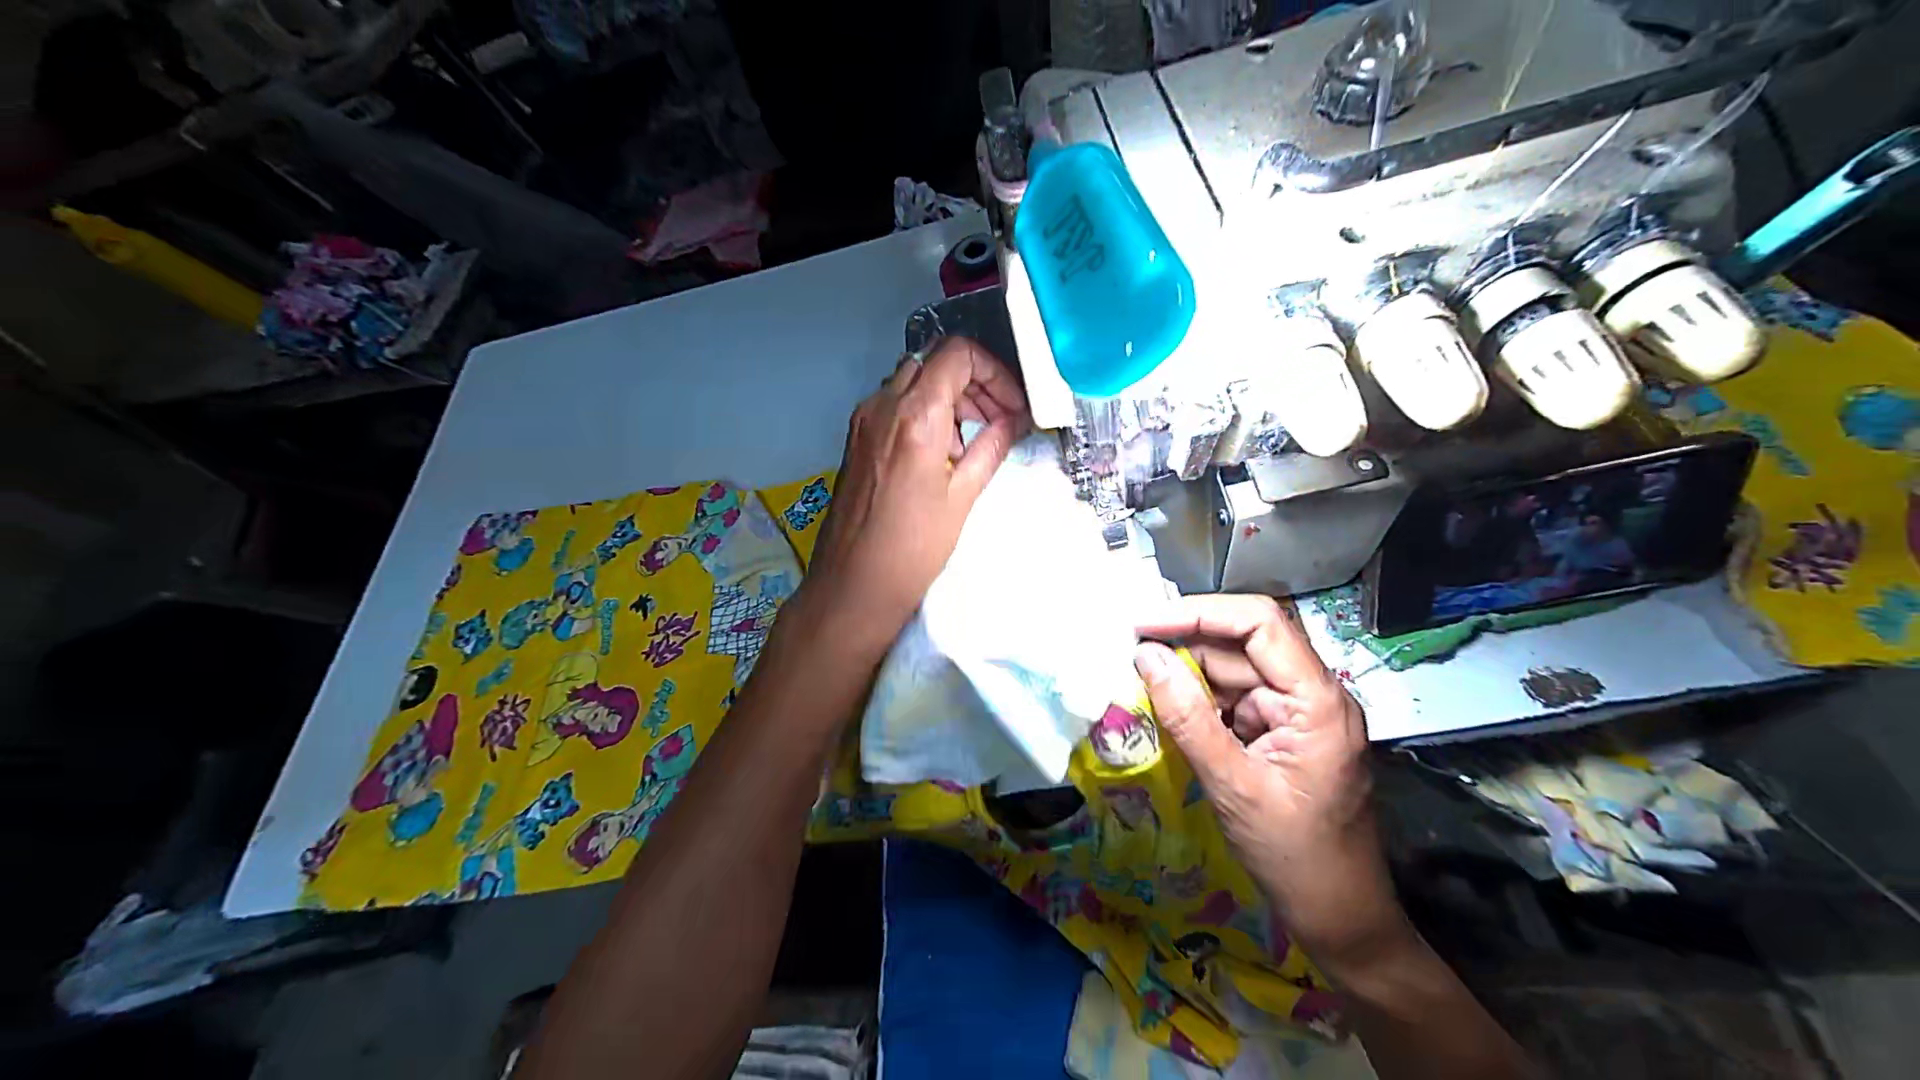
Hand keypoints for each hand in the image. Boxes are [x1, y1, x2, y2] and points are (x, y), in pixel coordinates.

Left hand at [797, 337, 1028, 654]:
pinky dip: (924, 411)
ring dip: (948, 396)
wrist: (853, 585)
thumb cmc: (911, 550)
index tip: (1010, 405)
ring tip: (971, 441)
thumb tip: (1012, 420)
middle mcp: (883, 406)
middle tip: (997, 420)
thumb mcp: (962, 497)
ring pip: (913, 379)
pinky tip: (940, 452)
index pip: (959, 354)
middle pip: (934, 360)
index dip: (994, 372)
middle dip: (973, 382)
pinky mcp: (855, 437)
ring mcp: (864, 420)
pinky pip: (894, 403)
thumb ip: (991, 446)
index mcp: (915, 416)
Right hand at [1135, 595, 1404, 962]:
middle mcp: (1311, 694)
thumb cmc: (1295, 856)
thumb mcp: (1233, 786)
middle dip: (1185, 645)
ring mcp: (1296, 713)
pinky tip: (1166, 706)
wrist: (1337, 915)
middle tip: (1129, 651)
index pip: (1261, 624)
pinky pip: (1232, 699)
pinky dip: (1198, 701)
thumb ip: (1188, 718)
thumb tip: (1145, 658)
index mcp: (1318, 700)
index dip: (1201, 613)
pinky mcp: (1280, 732)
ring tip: (1138, 680)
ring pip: (1232, 671)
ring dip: (1187, 675)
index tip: (1147, 623)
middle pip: (1242, 645)